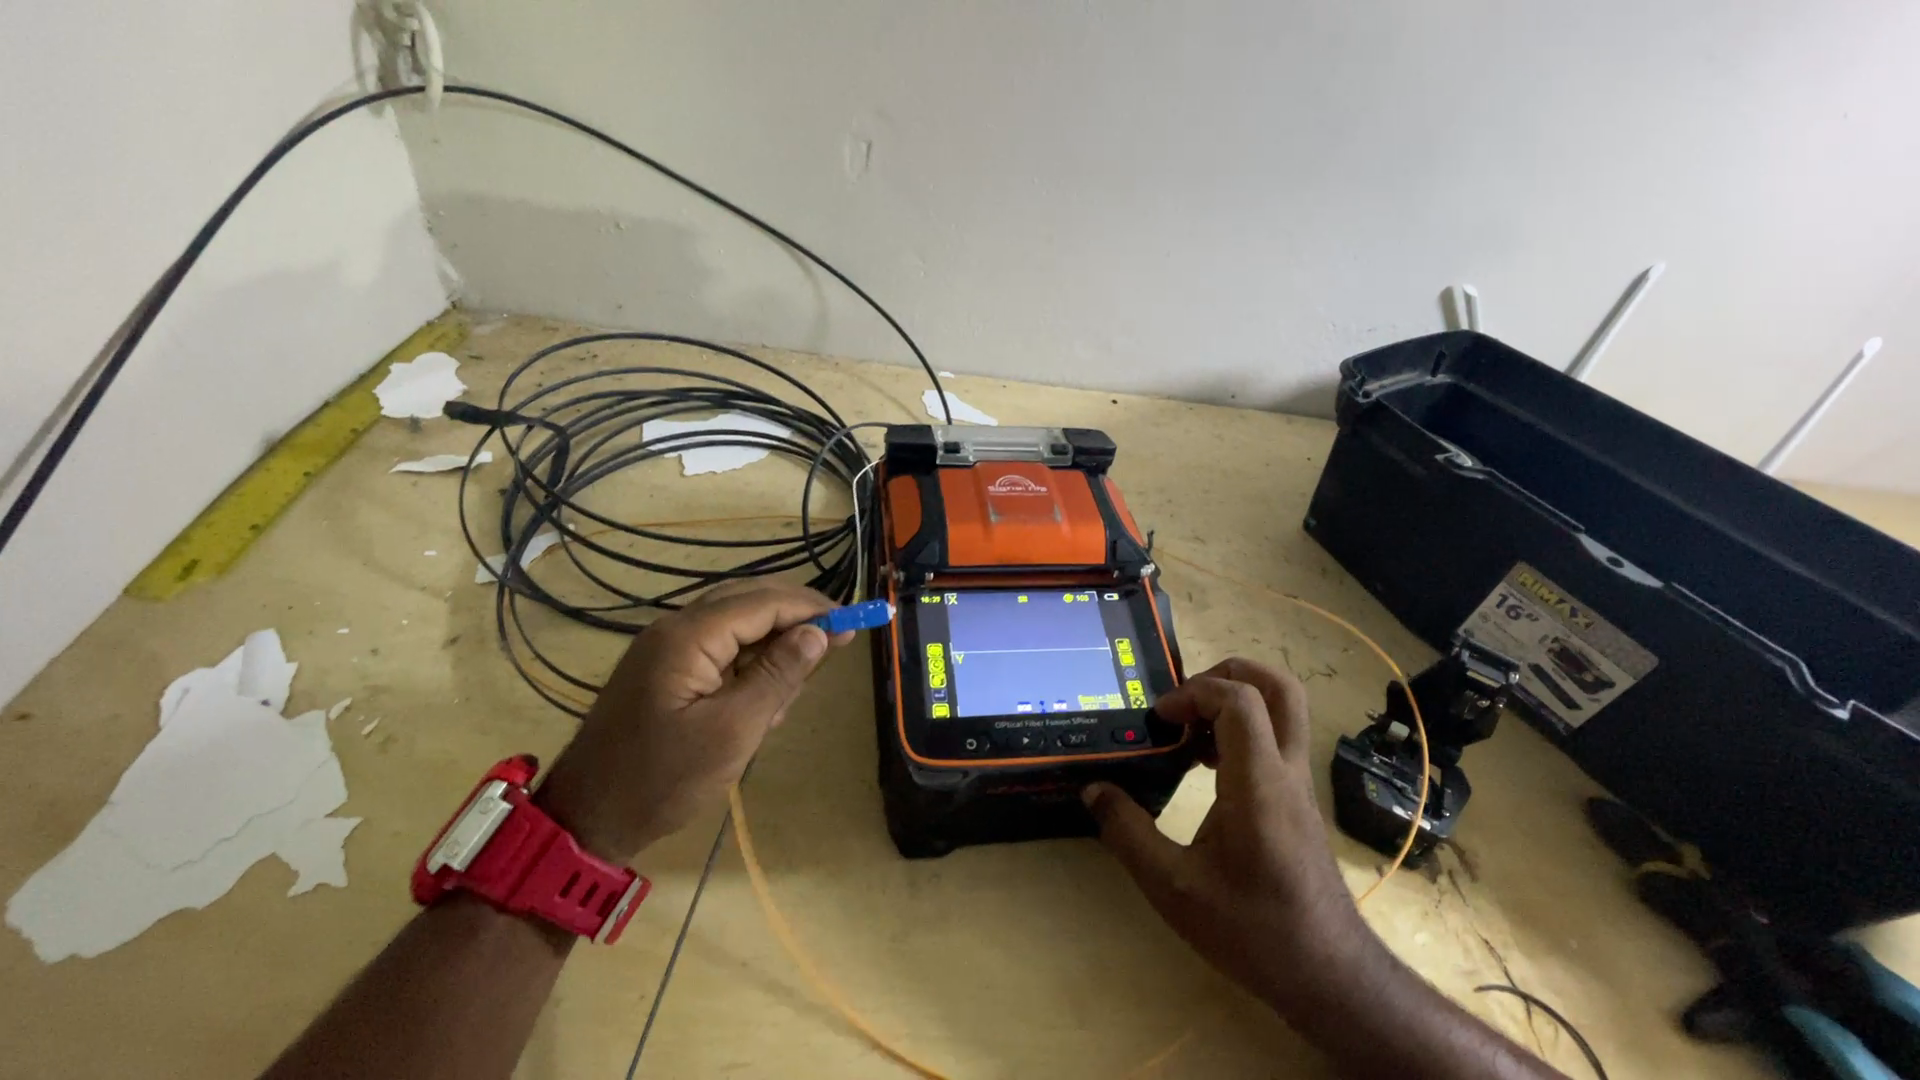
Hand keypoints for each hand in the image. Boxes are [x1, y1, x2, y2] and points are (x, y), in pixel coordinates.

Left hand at [533, 583, 849, 862]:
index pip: (763, 602)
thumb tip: (819, 631)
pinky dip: (748, 666)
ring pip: (735, 626)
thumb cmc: (663, 779)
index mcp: (688, 636)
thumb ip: (778, 676)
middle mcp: (675, 630)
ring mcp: (666, 650)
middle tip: (838, 639)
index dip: (811, 608)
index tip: (855, 621)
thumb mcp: (733, 731)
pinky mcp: (664, 673)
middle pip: (748, 602)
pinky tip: (762, 703)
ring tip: (792, 690)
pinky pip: (718, 651)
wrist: (587, 818)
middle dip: (794, 618)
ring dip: (771, 647)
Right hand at [1082, 658, 1382, 1011]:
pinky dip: (1239, 731)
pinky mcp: (1298, 802)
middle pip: (1278, 686)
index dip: (1193, 692)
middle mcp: (1286, 773)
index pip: (1239, 700)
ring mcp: (1298, 786)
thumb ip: (1128, 833)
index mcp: (1258, 785)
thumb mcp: (1173, 889)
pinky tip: (1203, 767)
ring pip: (1283, 710)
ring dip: (1233, 701)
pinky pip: (1275, 740)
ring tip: (1185, 732)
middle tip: (1183, 699)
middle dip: (1226, 673)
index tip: (1159, 720)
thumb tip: (1093, 790)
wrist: (1327, 974)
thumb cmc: (1251, 931)